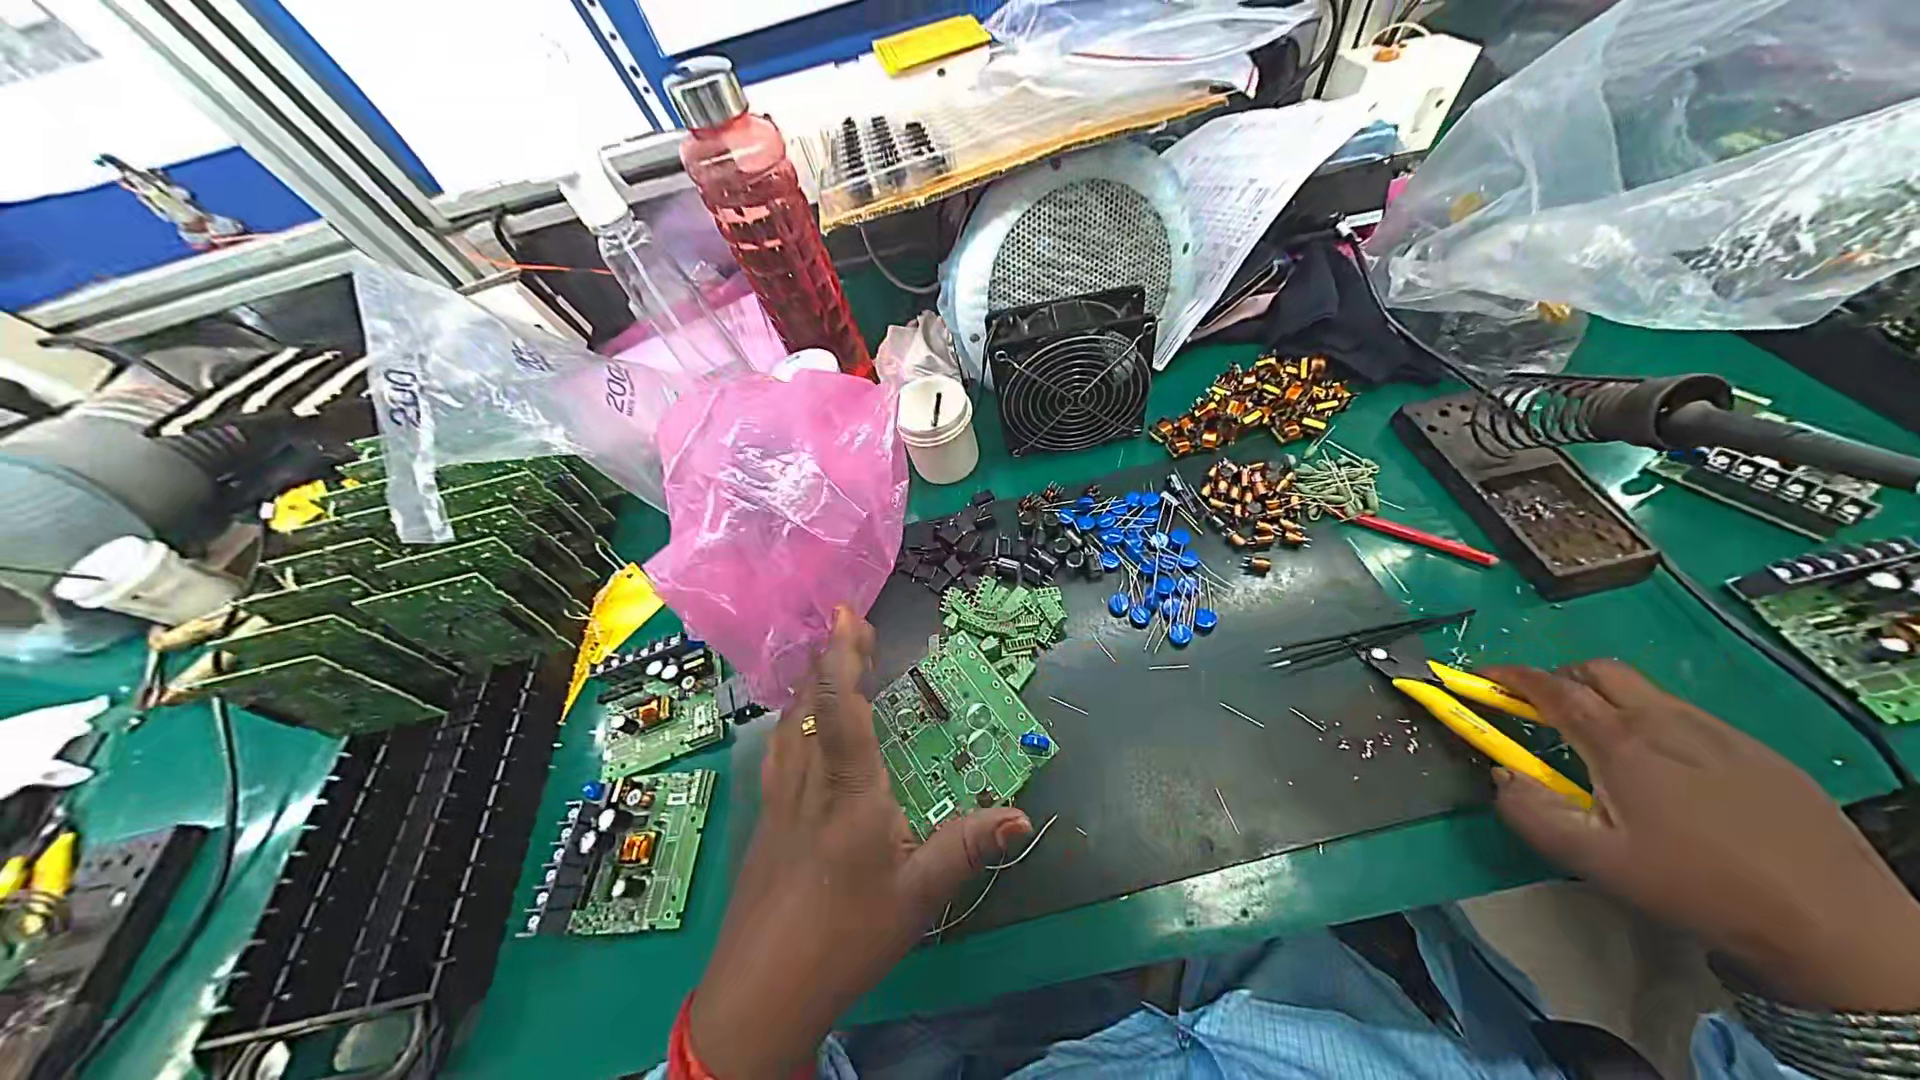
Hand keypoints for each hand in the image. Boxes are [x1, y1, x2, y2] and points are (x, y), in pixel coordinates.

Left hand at [689, 608, 1031, 1077]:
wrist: (760, 991)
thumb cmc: (844, 936)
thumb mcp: (917, 896)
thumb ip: (965, 847)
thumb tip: (1021, 817)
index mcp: (849, 792)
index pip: (844, 709)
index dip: (844, 656)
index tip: (848, 615)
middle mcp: (809, 782)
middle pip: (813, 704)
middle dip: (830, 658)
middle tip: (848, 624)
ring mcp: (780, 799)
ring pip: (790, 724)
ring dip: (809, 684)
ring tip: (824, 658)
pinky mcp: (765, 819)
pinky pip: (779, 749)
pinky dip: (793, 718)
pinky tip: (796, 724)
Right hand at [1483, 660, 1919, 1010]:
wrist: (1839, 923)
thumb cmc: (1698, 886)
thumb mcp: (1595, 861)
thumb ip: (1530, 813)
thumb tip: (1501, 775)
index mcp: (1621, 743)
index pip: (1550, 688)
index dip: (1507, 676)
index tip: (1480, 677)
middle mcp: (1666, 722)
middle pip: (1598, 671)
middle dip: (1558, 678)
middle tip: (1541, 708)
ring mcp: (1720, 733)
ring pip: (1645, 691)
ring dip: (1606, 699)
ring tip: (1602, 743)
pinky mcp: (1760, 752)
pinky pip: (1687, 717)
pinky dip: (1652, 721)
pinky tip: (1666, 770)